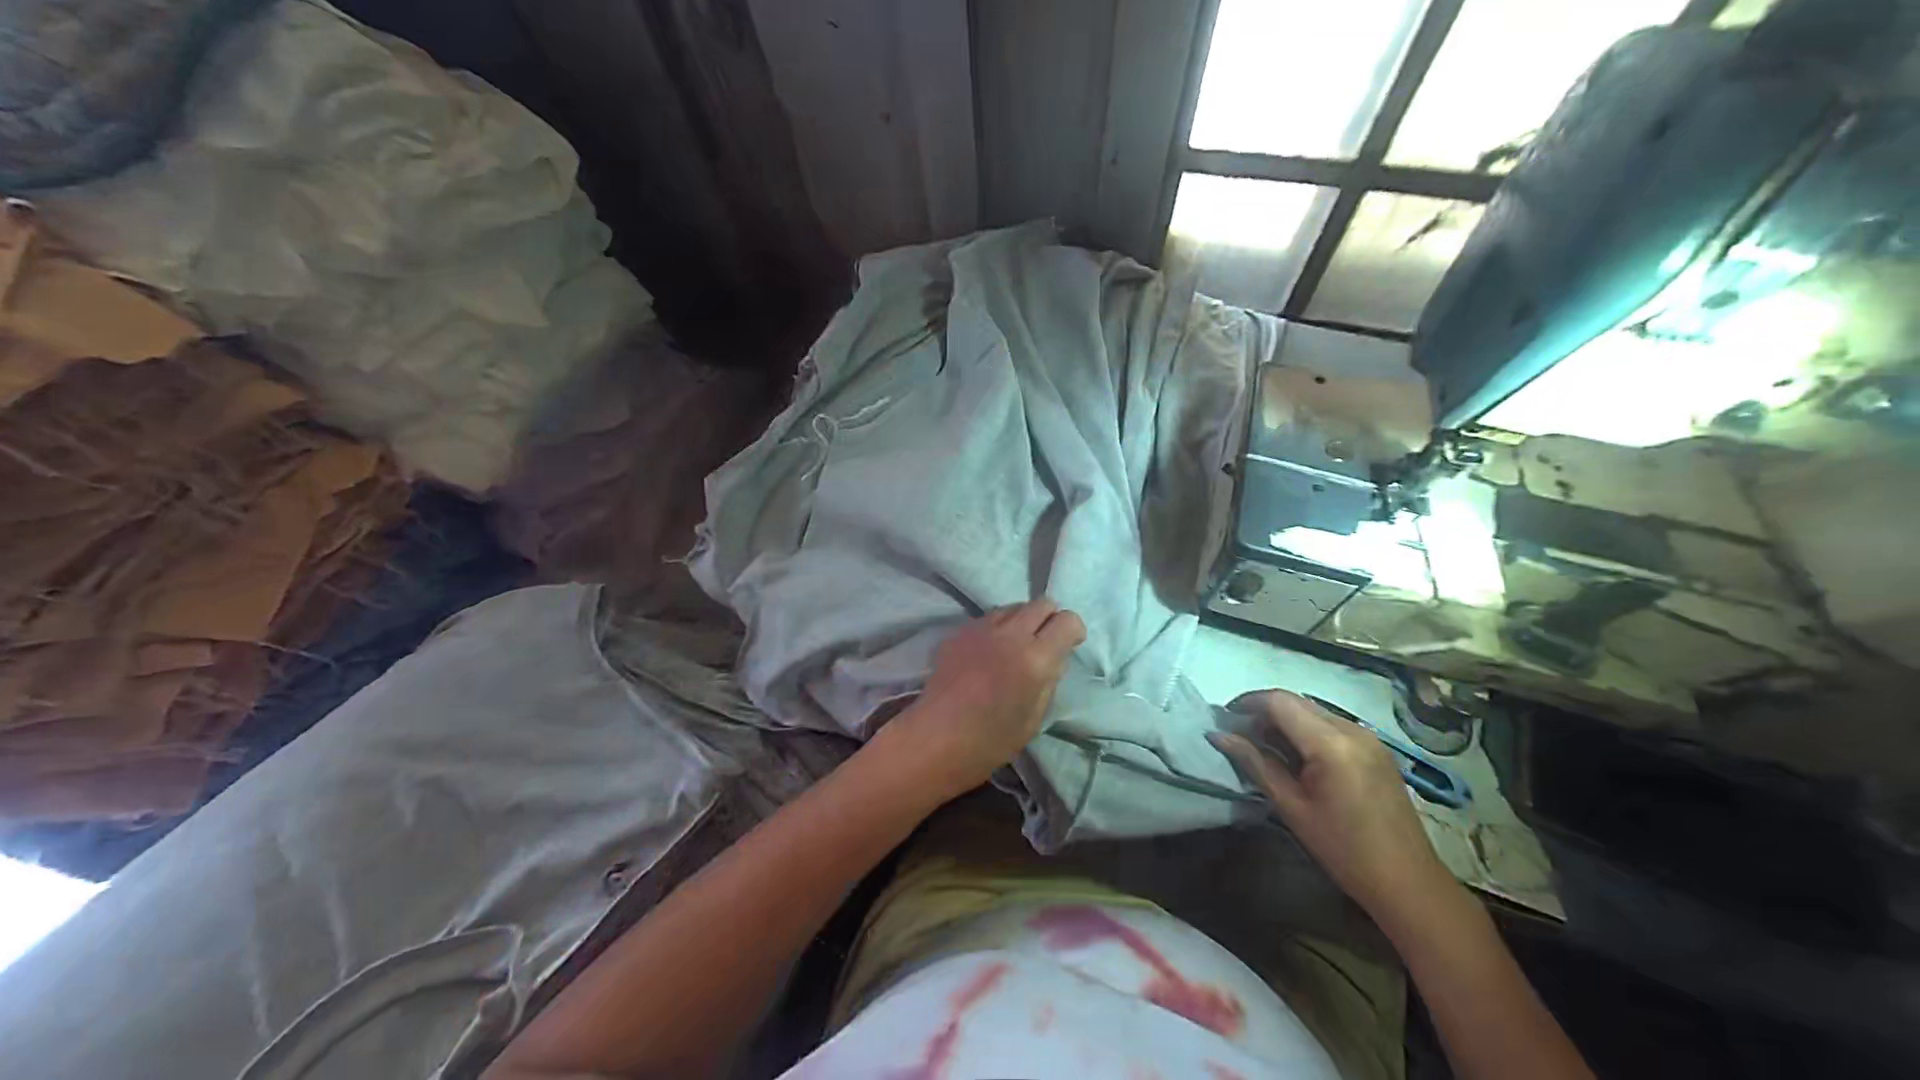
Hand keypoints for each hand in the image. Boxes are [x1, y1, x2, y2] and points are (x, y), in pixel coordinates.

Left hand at [877, 598, 1085, 799]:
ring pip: (1013, 607)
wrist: (937, 738)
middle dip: (1049, 619)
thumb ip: (1050, 679)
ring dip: (1021, 622)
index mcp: (1035, 658)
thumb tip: (1055, 657)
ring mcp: (981, 628)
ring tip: (1013, 648)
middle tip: (1044, 643)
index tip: (1069, 646)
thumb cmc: (991, 740)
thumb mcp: (1035, 716)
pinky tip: (987, 655)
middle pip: (1041, 604)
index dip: (1073, 631)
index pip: (1067, 620)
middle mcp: (1010, 634)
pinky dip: (996, 630)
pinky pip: (988, 619)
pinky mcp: (959, 631)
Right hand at [1211, 690, 1455, 921]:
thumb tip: (1219, 735)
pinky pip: (1331, 725)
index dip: (1247, 703)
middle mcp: (1352, 729)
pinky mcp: (1375, 748)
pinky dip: (1305, 731)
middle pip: (1296, 702)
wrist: (1408, 882)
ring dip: (1284, 721)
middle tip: (1239, 735)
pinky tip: (1295, 757)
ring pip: (1313, 711)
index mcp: (1331, 743)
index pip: (1279, 701)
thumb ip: (1255, 763)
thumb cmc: (1343, 849)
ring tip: (1263, 747)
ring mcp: (1368, 737)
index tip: (1224, 719)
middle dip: (1263, 712)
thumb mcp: (1291, 807)